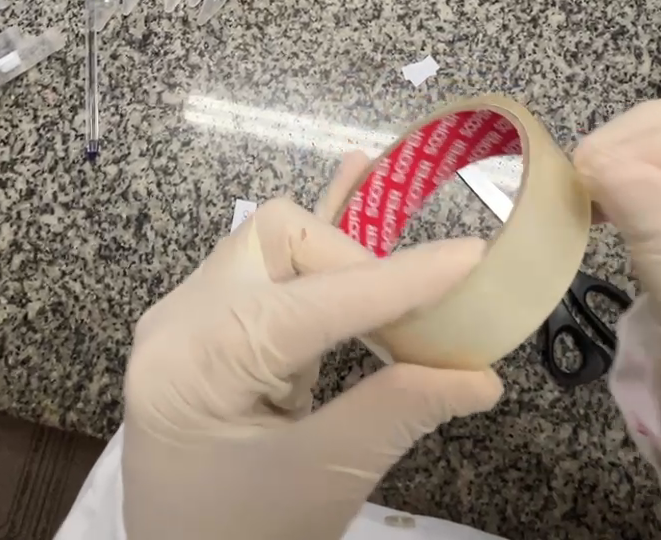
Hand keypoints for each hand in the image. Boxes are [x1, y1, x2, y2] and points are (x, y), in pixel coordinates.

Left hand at [122, 164, 503, 539]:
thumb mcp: (319, 484)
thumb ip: (395, 413)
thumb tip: (480, 375)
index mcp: (194, 364)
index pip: (313, 304)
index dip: (398, 280)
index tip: (470, 257)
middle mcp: (180, 318)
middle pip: (281, 239)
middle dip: (358, 265)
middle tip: (416, 317)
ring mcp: (188, 312)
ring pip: (275, 240)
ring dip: (342, 260)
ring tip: (402, 282)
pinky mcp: (209, 317)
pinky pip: (266, 259)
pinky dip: (317, 232)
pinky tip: (354, 175)